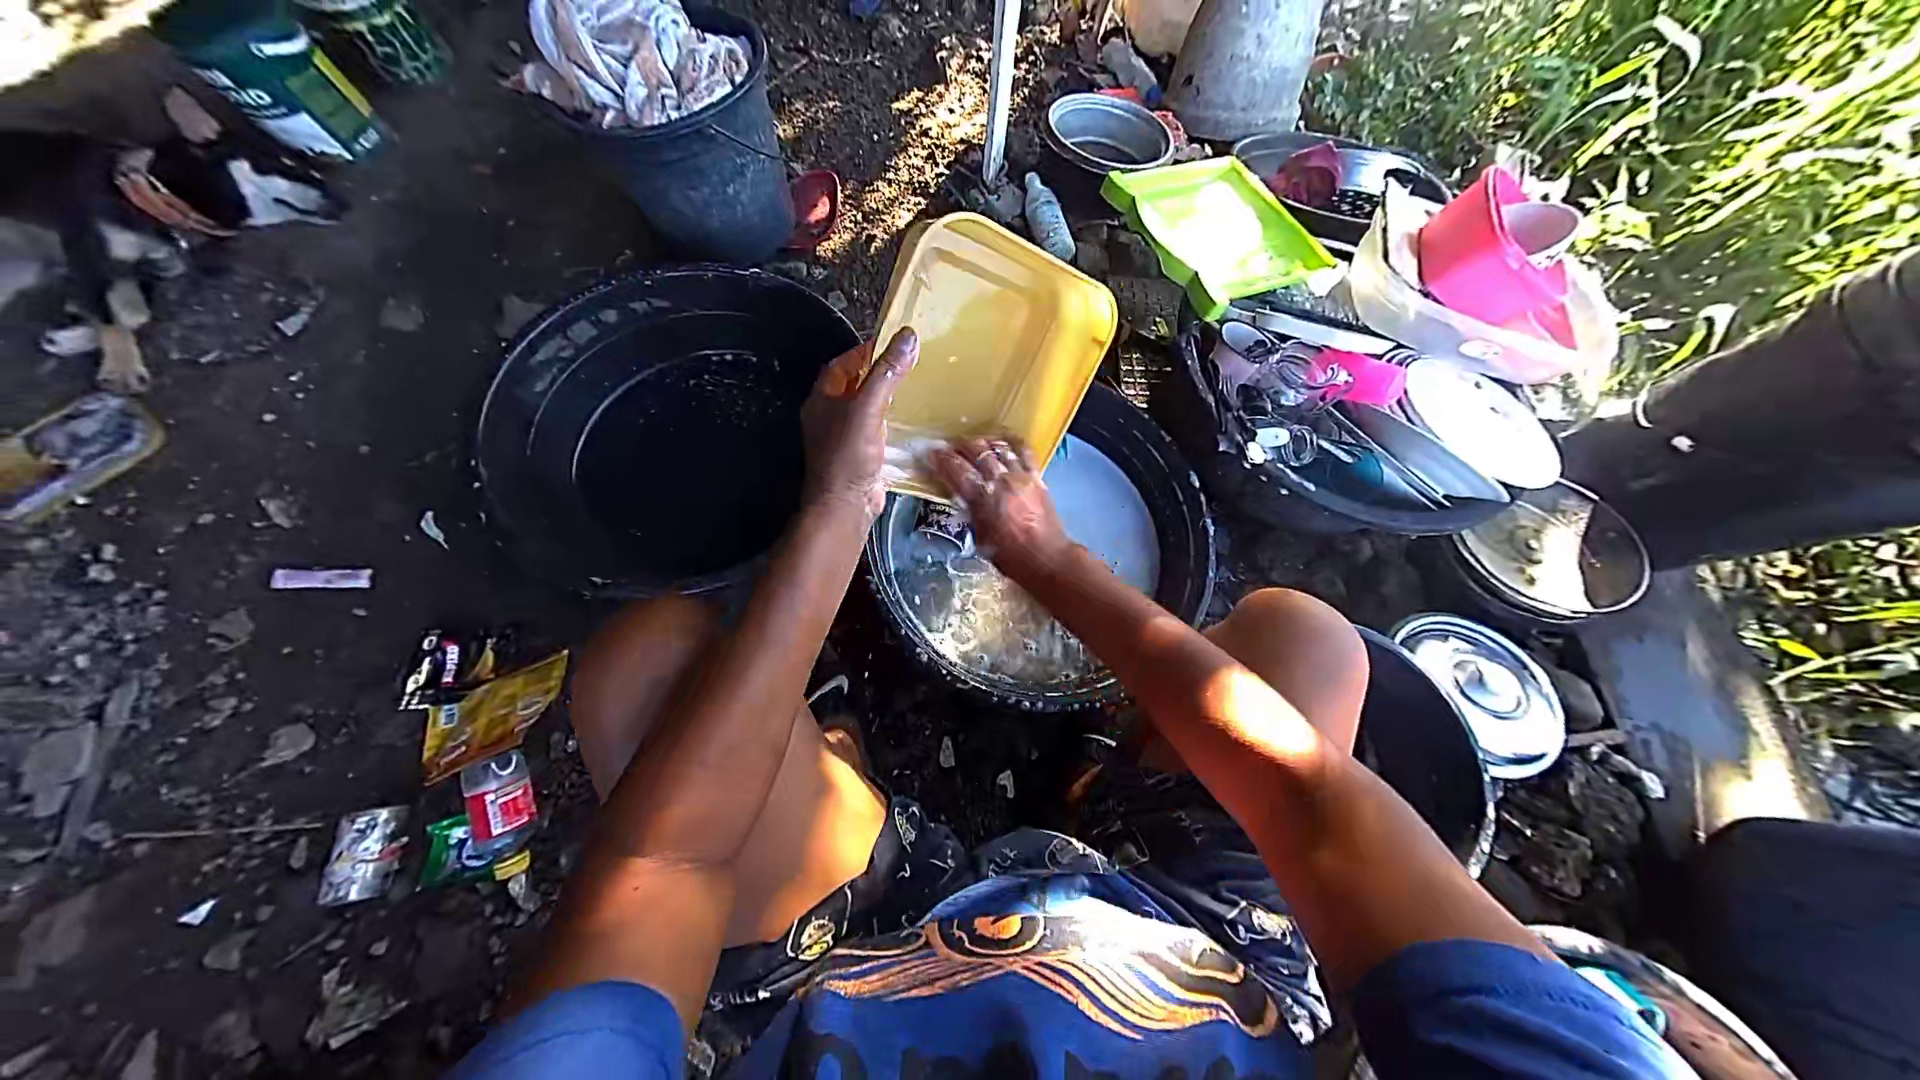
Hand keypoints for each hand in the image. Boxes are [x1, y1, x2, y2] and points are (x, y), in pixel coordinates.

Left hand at [802, 328, 918, 518]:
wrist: (846, 505)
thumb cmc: (847, 456)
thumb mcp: (868, 407)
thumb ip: (886, 373)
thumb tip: (907, 338)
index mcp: (823, 400)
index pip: (843, 364)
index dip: (865, 350)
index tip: (891, 342)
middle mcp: (831, 417)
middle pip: (856, 385)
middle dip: (879, 373)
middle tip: (908, 362)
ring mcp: (846, 438)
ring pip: (869, 409)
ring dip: (889, 399)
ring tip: (916, 387)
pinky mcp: (862, 456)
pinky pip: (879, 431)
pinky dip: (894, 424)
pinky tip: (914, 421)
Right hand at [929, 436, 1074, 578]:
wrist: (1046, 558)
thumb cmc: (1009, 556)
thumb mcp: (980, 537)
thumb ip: (971, 513)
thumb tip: (963, 498)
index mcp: (982, 498)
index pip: (955, 469)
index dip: (940, 459)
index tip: (930, 453)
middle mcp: (1000, 481)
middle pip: (976, 451)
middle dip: (959, 446)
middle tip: (949, 448)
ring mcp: (1020, 476)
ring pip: (997, 447)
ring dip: (982, 442)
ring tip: (972, 444)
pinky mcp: (1037, 477)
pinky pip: (1024, 451)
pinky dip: (1011, 442)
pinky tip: (1002, 439)